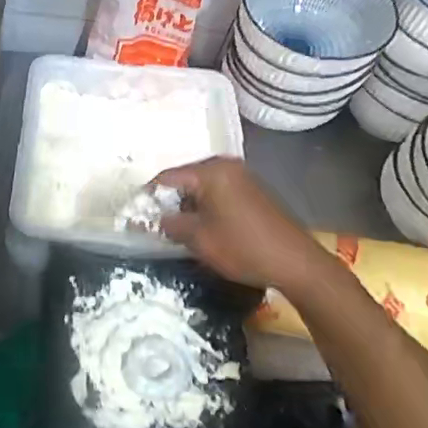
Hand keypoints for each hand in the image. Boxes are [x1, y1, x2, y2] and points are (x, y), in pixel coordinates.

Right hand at [154, 157, 332, 292]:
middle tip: (152, 224)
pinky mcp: (252, 190)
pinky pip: (219, 192)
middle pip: (186, 179)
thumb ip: (170, 224)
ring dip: (188, 205)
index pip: (168, 177)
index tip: (134, 216)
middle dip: (168, 201)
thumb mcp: (199, 239)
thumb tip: (153, 219)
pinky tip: (202, 227)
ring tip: (175, 229)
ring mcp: (243, 176)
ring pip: (203, 187)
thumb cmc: (243, 247)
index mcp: (212, 171)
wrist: (294, 261)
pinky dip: (206, 206)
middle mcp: (227, 166)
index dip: (148, 197)